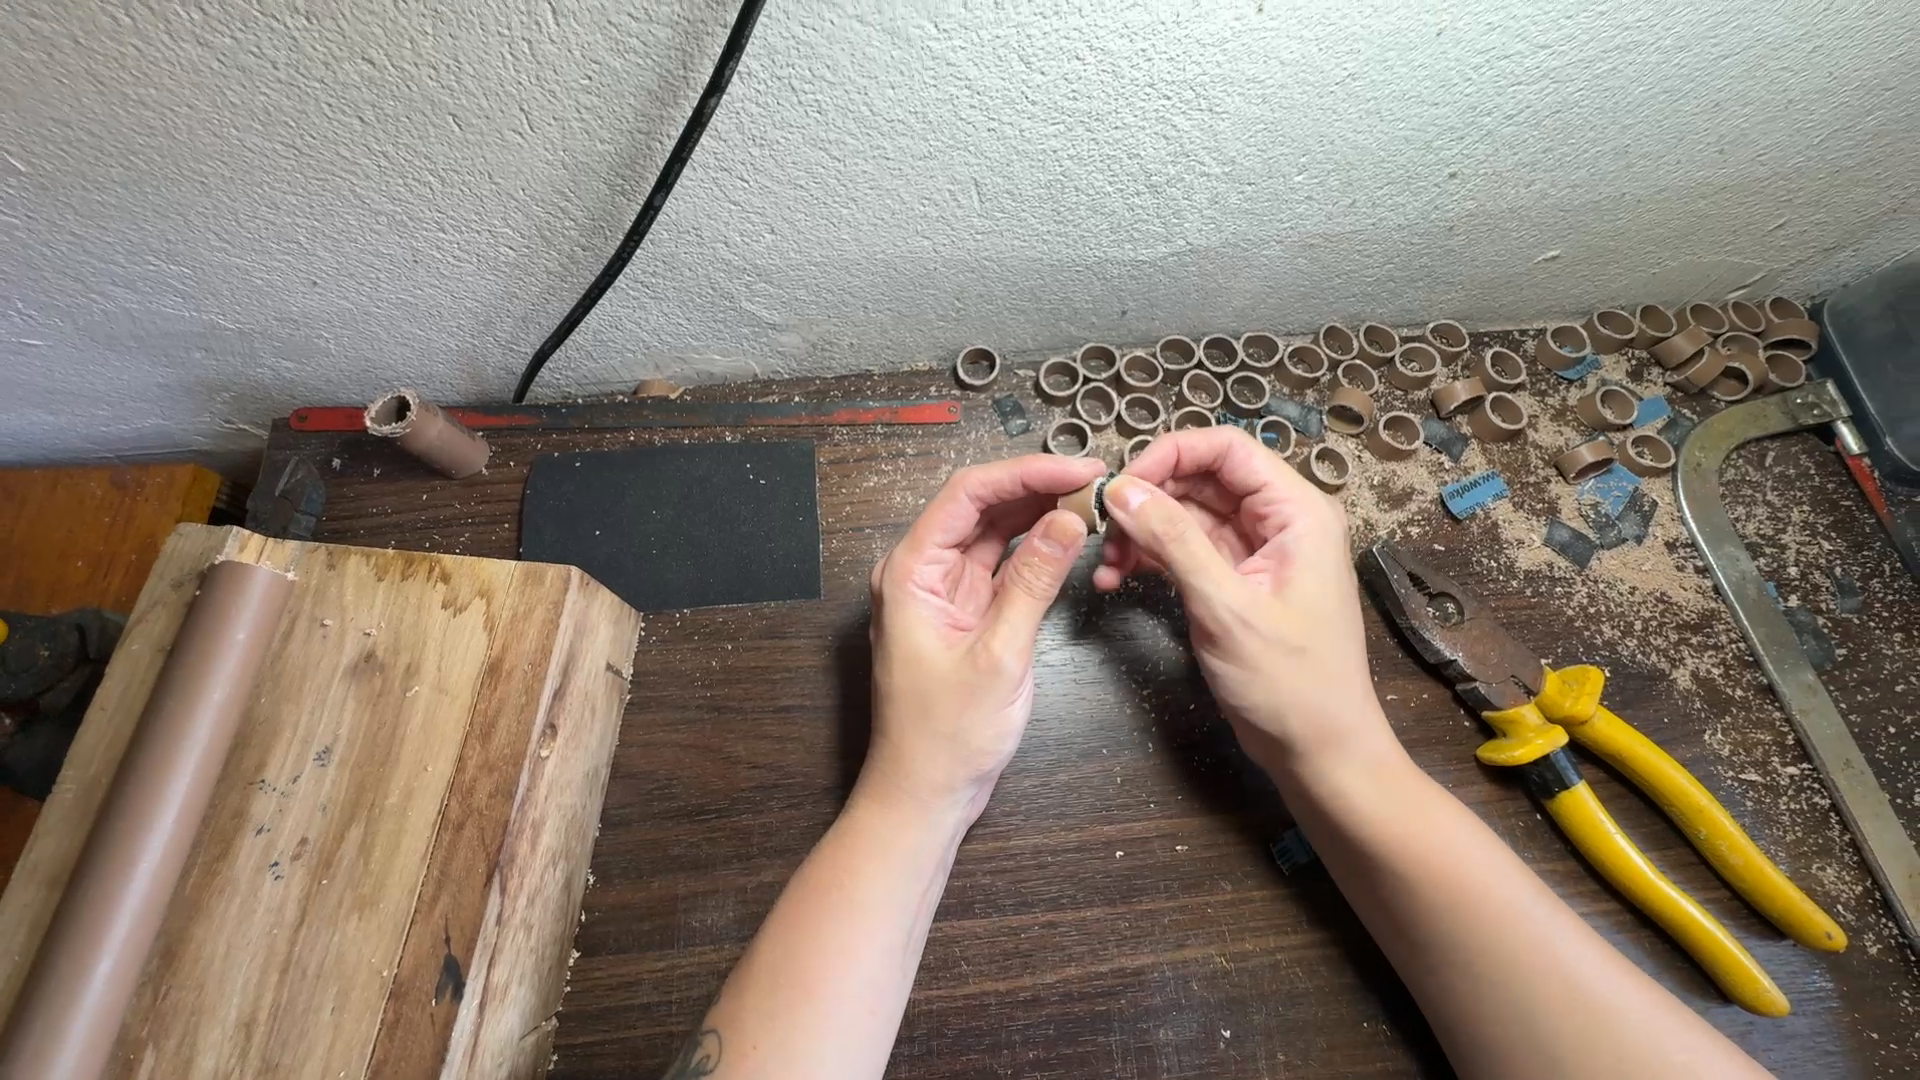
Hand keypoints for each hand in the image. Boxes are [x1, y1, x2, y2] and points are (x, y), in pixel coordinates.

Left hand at [864, 455, 1107, 823]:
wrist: (926, 791)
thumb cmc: (947, 734)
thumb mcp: (999, 655)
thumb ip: (1034, 583)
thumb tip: (1069, 520)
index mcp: (910, 570)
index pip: (967, 494)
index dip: (1025, 472)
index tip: (1079, 470)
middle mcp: (921, 570)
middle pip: (980, 506)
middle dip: (1036, 487)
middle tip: (1096, 482)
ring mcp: (943, 589)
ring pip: (992, 532)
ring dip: (1037, 513)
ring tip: (1089, 500)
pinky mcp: (963, 609)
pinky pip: (1000, 564)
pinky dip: (1033, 549)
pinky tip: (1065, 536)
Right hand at [1093, 427, 1396, 775]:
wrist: (1317, 751)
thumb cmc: (1290, 681)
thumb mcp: (1226, 606)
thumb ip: (1173, 541)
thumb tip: (1120, 490)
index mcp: (1295, 511)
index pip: (1225, 450)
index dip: (1169, 455)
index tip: (1120, 486)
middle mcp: (1275, 521)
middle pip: (1199, 481)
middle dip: (1146, 501)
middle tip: (1103, 532)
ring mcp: (1251, 552)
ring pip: (1184, 517)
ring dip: (1140, 535)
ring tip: (1106, 566)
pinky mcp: (1230, 582)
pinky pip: (1181, 552)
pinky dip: (1148, 561)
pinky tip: (1116, 580)